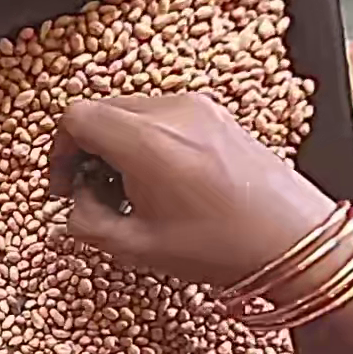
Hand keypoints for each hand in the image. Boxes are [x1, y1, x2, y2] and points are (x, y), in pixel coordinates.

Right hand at [47, 94, 336, 284]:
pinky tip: (157, 180)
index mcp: (146, 142)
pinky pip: (159, 115)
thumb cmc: (220, 246)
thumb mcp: (136, 246)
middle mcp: (171, 111)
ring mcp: (197, 107)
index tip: (64, 184)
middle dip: (84, 150)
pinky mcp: (215, 113)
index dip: (58, 152)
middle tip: (91, 191)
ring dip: (113, 146)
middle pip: (99, 110)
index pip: (76, 118)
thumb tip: (71, 205)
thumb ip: (86, 222)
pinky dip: (142, 140)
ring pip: (128, 111)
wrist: (294, 239)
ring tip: (127, 190)